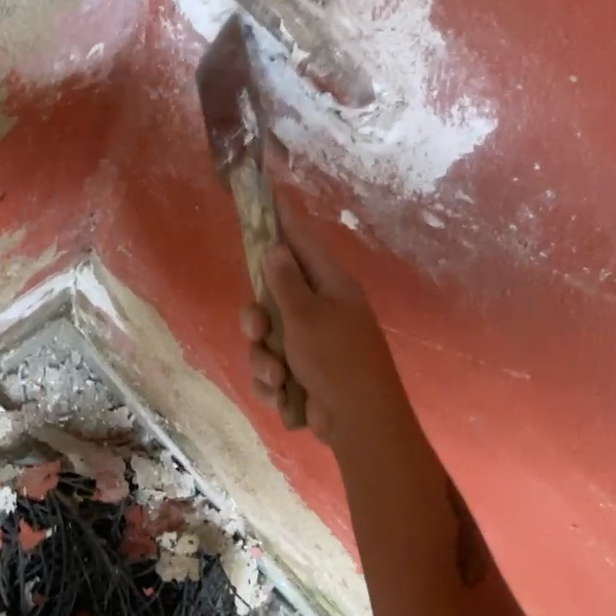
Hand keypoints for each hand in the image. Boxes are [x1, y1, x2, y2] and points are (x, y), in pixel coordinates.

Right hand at [240, 210, 402, 450]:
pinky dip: (273, 384)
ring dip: (263, 359)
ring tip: (278, 377)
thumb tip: (274, 247)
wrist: (359, 424)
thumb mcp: (306, 316)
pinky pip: (271, 367)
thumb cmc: (336, 361)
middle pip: (271, 295)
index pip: (301, 240)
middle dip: (257, 319)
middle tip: (258, 329)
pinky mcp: (303, 373)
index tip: (264, 192)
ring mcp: (312, 342)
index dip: (280, 219)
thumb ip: (284, 281)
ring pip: (266, 337)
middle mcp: (321, 308)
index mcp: (330, 286)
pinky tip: (284, 396)